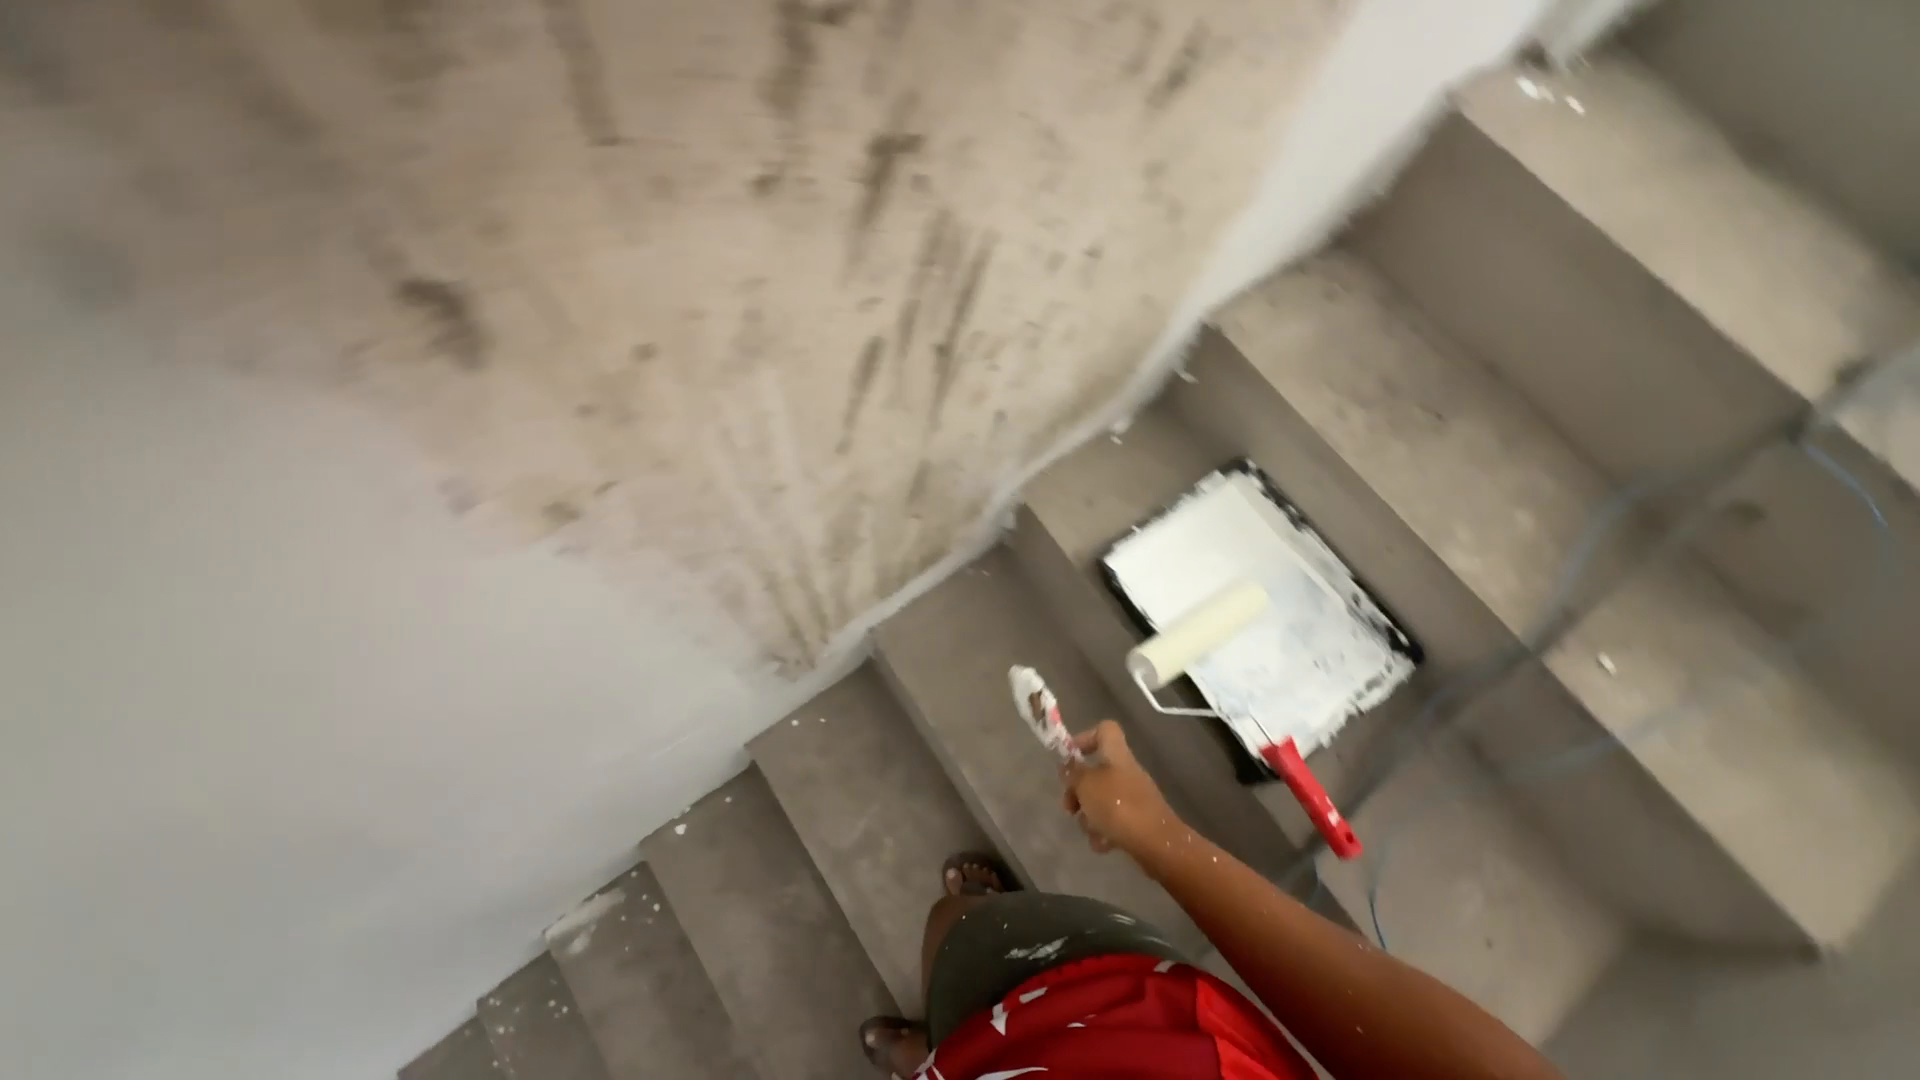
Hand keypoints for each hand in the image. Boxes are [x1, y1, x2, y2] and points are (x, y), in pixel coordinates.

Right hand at [1061, 720, 1181, 856]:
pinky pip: (1113, 822)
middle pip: (1096, 771)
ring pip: (1101, 800)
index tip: (1069, 759)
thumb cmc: (1118, 806)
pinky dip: (1104, 832)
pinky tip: (1103, 844)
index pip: (1105, 730)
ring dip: (1089, 816)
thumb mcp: (1086, 784)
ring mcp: (1134, 797)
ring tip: (1090, 830)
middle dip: (1078, 791)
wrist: (1156, 844)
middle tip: (1069, 807)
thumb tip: (1067, 765)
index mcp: (1117, 755)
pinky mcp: (1138, 821)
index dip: (1085, 738)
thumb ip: (1073, 772)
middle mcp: (1126, 772)